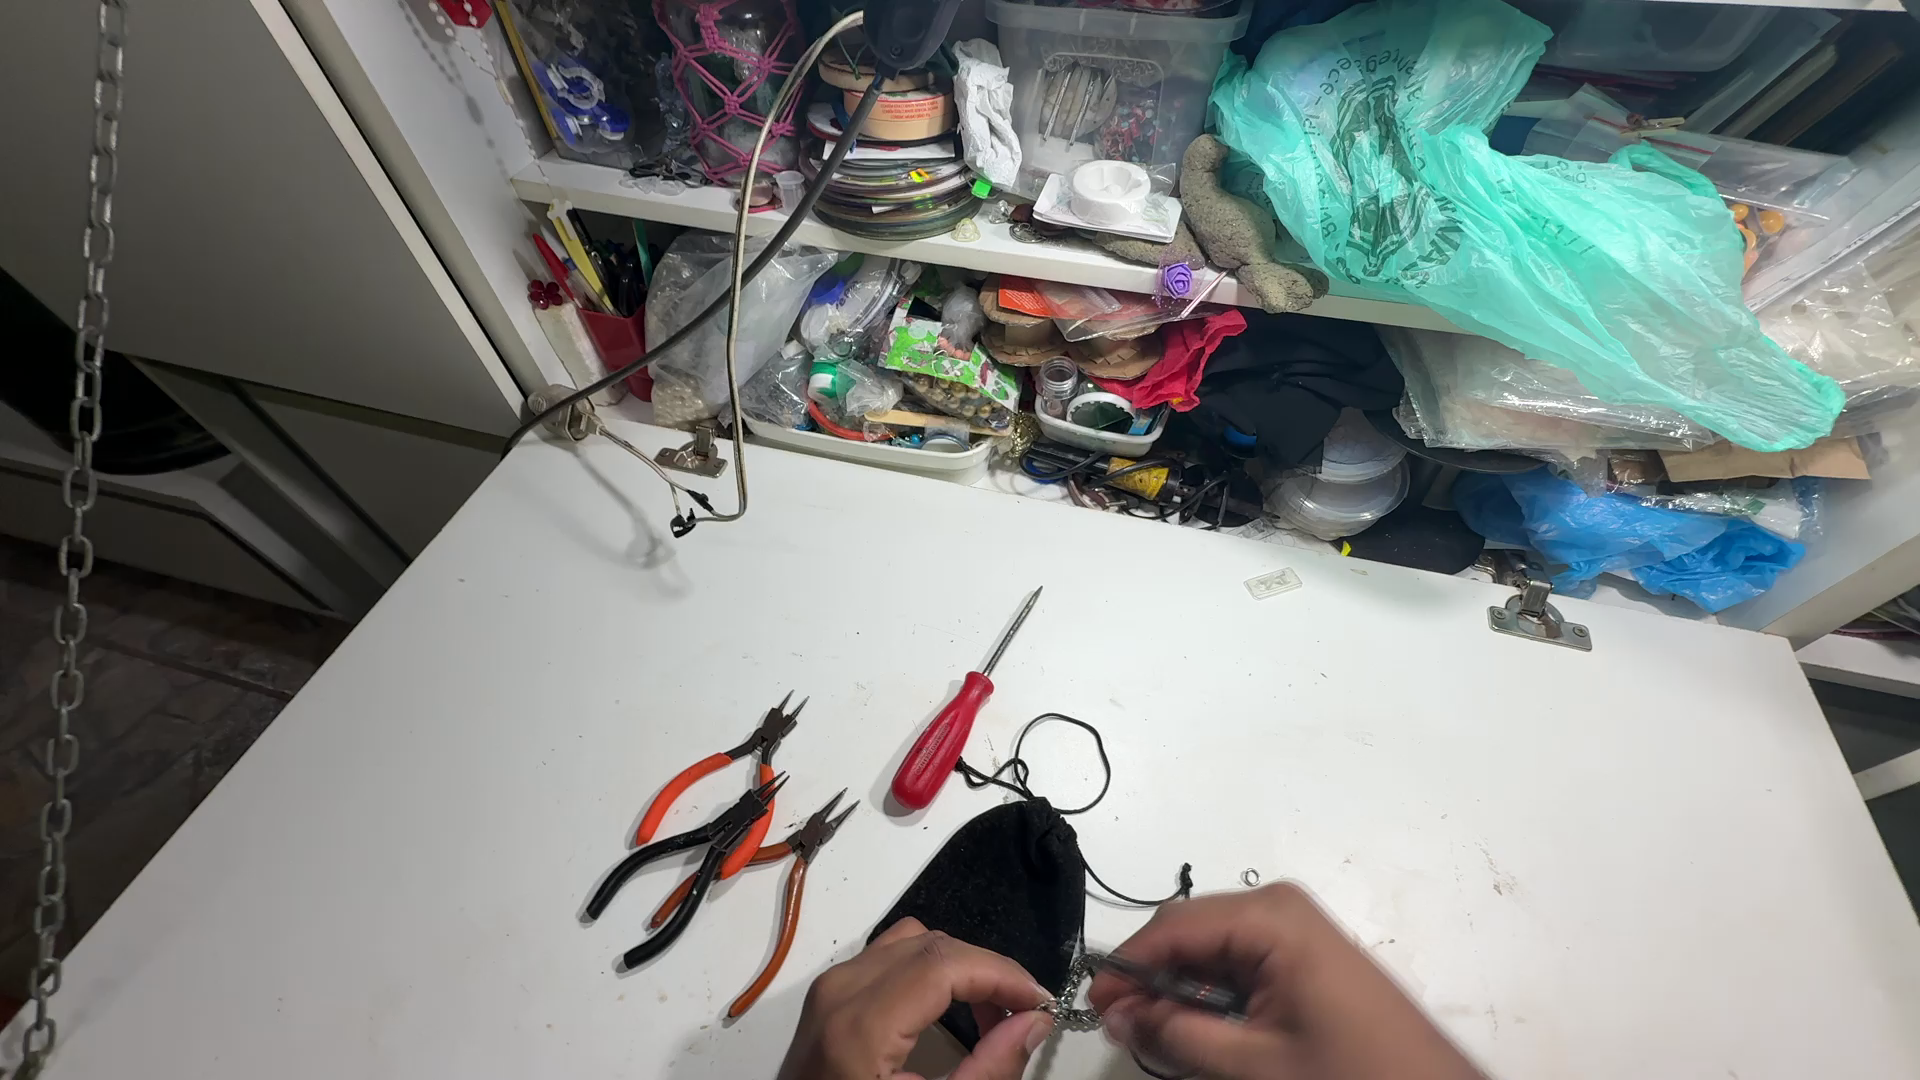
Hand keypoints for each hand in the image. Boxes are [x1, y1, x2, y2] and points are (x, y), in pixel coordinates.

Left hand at [777, 916, 1055, 1079]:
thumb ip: (988, 1070)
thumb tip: (1035, 1020)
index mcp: (858, 1026)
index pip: (942, 964)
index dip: (1000, 974)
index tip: (1040, 1002)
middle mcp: (840, 989)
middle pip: (931, 946)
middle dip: (987, 971)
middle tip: (1025, 1014)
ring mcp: (830, 985)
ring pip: (913, 940)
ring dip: (961, 966)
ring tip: (992, 1012)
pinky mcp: (830, 990)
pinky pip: (891, 952)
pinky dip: (931, 966)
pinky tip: (952, 1002)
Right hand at [1089, 884, 1485, 1079]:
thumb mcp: (1258, 1067)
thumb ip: (1179, 1036)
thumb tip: (1118, 1015)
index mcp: (1268, 916)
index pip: (1175, 927)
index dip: (1129, 965)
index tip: (1095, 1004)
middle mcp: (1276, 907)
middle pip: (1191, 934)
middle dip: (1152, 980)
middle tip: (1120, 1026)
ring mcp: (1293, 928)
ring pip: (1211, 951)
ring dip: (1179, 991)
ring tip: (1153, 1033)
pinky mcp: (1304, 954)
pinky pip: (1240, 964)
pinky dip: (1213, 996)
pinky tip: (1198, 1030)